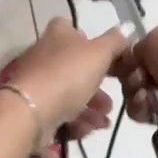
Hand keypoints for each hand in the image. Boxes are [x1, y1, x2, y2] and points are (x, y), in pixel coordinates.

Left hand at [4, 19, 128, 138]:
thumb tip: (128, 27)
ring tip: (103, 122)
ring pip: (69, 93)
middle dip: (97, 87)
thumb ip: (115, 42)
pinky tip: (87, 129)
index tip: (107, 59)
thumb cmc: (67, 75)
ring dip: (90, 108)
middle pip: (75, 68)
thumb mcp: (99, 54)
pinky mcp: (33, 107)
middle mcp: (44, 55)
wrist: (30, 111)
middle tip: (111, 102)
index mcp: (58, 35)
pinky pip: (58, 112)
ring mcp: (37, 82)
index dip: (90, 42)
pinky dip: (75, 121)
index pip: (72, 29)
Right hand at [113, 21, 157, 124]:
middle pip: (141, 68)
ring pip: (141, 90)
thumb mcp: (154, 38)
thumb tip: (136, 63)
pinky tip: (149, 109)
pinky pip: (147, 109)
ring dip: (135, 94)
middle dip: (132, 76)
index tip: (127, 62)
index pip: (149, 42)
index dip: (134, 52)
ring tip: (145, 97)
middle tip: (139, 80)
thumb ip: (137, 46)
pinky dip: (143, 109)